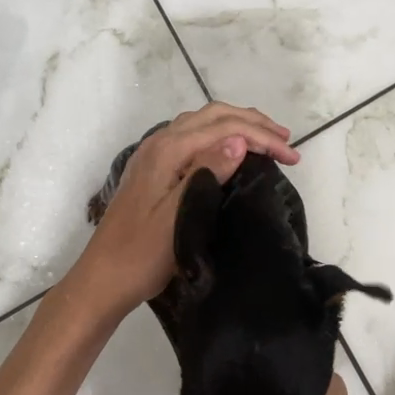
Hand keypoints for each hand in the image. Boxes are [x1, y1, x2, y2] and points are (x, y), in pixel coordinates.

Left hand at [71, 103, 297, 313]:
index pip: (224, 128)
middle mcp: (160, 141)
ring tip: (267, 139)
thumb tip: (239, 139)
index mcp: (168, 150)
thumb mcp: (178, 216)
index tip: (292, 156)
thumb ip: (207, 173)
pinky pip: (194, 135)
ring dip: (237, 125)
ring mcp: (155, 152)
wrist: (102, 279)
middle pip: (214, 115)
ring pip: (203, 122)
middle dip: (253, 123)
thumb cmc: (142, 254)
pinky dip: (220, 134)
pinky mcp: (154, 167)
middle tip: (286, 141)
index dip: (261, 137)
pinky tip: (232, 150)